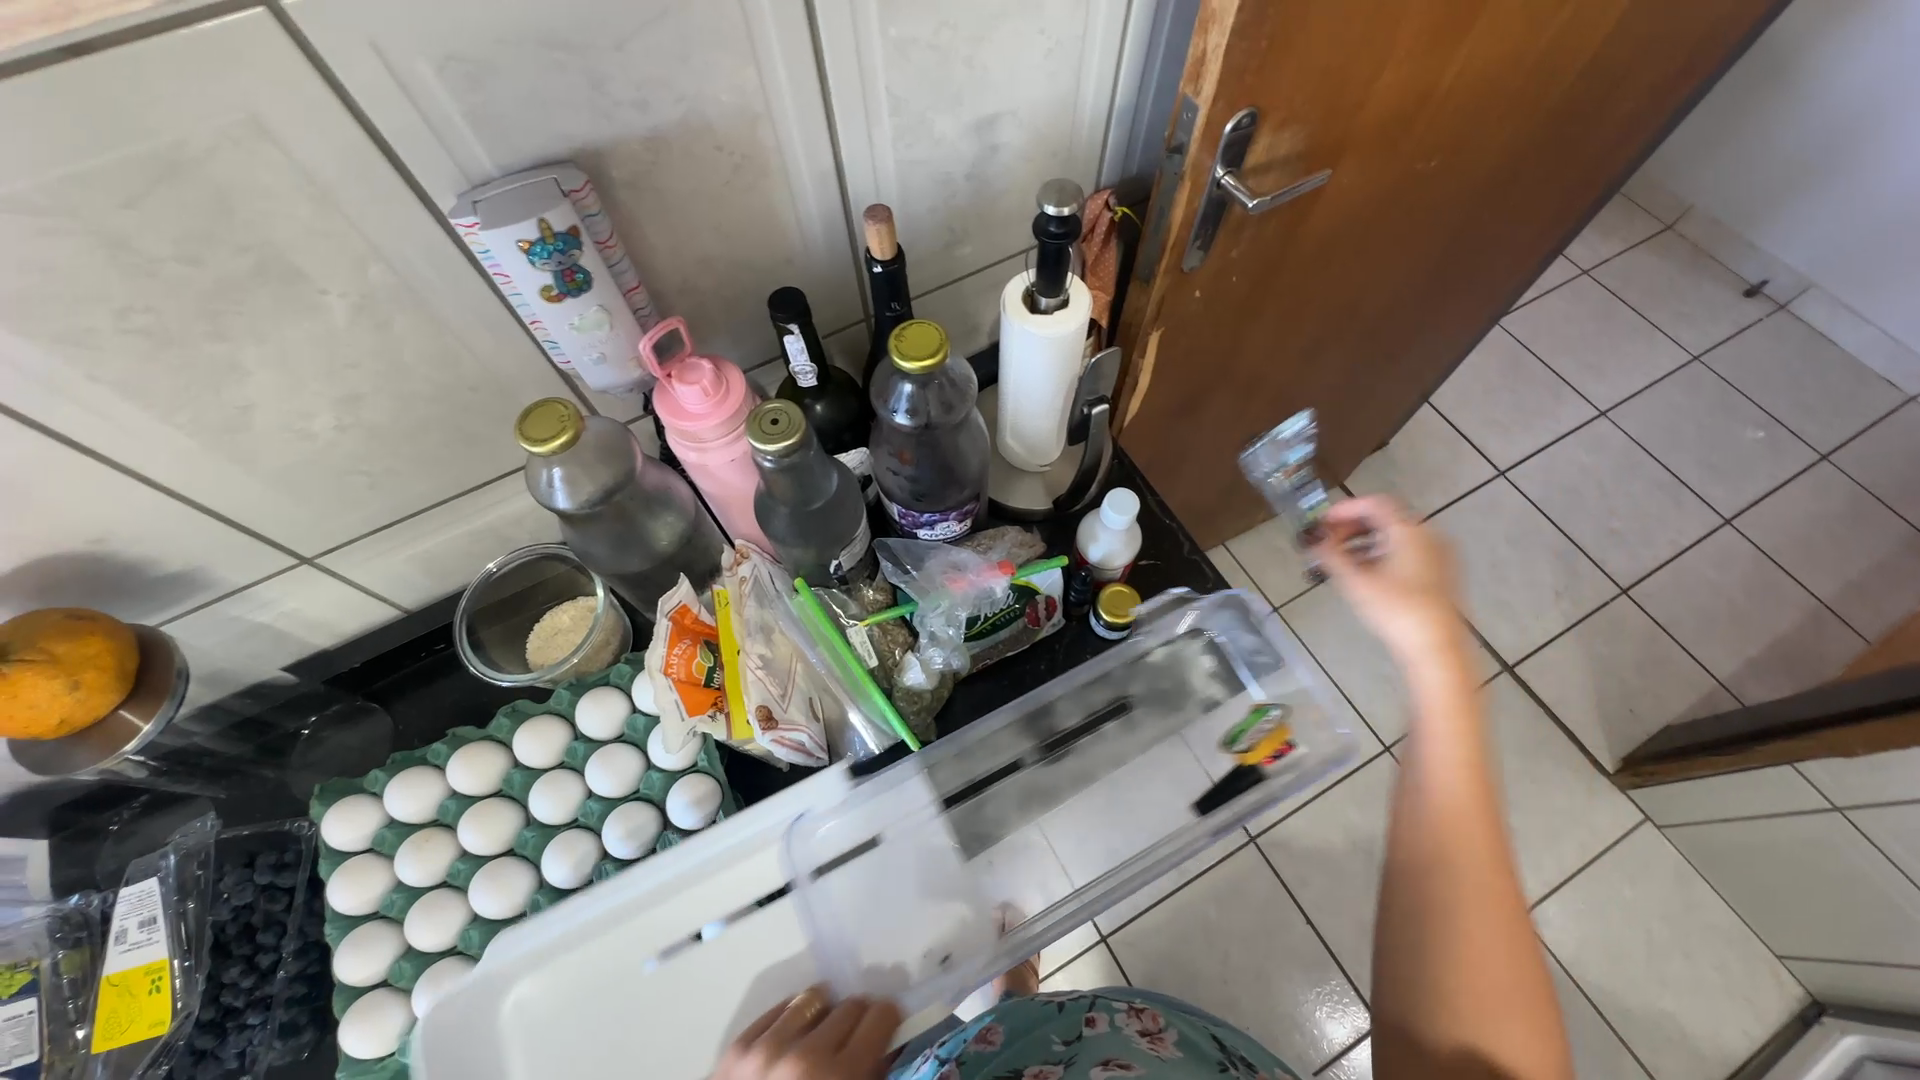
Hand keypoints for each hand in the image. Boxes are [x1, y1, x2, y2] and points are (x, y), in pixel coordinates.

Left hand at [715, 986, 902, 1079]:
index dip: (886, 1022)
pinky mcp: (736, 1049)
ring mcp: (766, 1049)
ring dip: (823, 1015)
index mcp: (841, 1077)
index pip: (880, 1016)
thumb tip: (885, 1053)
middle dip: (857, 1021)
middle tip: (854, 1039)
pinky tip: (793, 1039)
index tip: (885, 1031)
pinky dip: (790, 1020)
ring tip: (821, 1036)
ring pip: (812, 999)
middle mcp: (805, 1055)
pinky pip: (777, 1011)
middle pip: (849, 1005)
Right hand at [1311, 496, 1464, 665]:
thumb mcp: (1355, 582)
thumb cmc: (1395, 610)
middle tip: (1328, 541)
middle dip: (1353, 527)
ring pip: (1396, 538)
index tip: (1322, 522)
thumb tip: (1315, 542)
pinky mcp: (1441, 574)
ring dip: (1365, 542)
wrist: (1437, 647)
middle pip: (1386, 519)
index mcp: (1409, 531)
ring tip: (1341, 559)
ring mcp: (1438, 555)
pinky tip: (1365, 574)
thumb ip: (1331, 556)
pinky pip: (1407, 553)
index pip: (1375, 504)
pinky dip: (1382, 554)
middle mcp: (1428, 536)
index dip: (1345, 509)